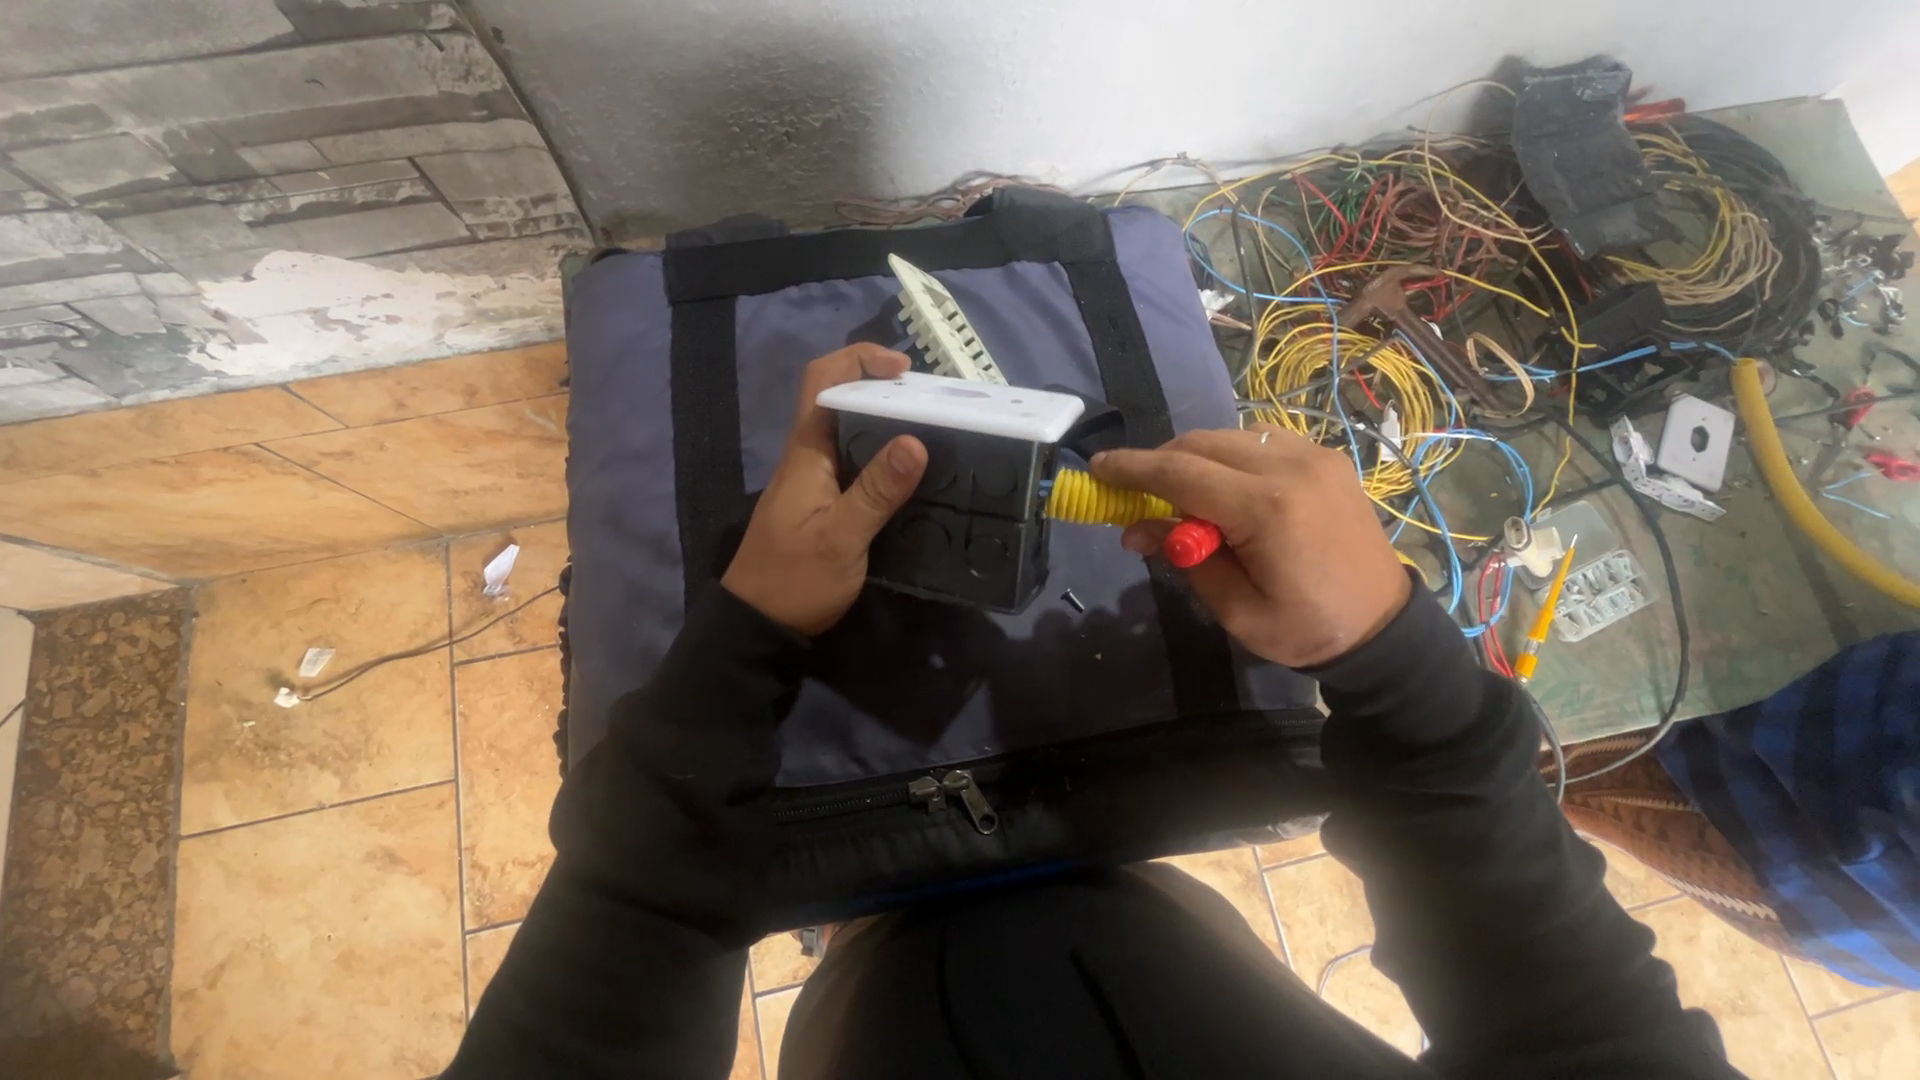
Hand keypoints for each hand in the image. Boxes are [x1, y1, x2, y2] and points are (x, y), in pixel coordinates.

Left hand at [721, 345, 928, 635]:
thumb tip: (915, 440)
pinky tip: (913, 474)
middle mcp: (808, 458)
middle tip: (931, 404)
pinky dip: (883, 457)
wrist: (759, 625)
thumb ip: (877, 491)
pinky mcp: (824, 505)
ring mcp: (814, 482)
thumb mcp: (841, 538)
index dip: (860, 360)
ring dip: (886, 423)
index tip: (904, 370)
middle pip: (839, 402)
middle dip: (882, 390)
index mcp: (806, 453)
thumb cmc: (795, 580)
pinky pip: (855, 464)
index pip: (823, 382)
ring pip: (849, 434)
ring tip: (933, 431)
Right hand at [1091, 424, 1410, 667]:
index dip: (1132, 468)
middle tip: (1136, 495)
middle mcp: (1291, 467)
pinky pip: (1259, 440)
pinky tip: (1222, 486)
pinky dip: (1228, 456)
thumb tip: (1134, 528)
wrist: (1384, 628)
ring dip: (1193, 458)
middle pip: (1200, 443)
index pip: (1180, 472)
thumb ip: (1184, 557)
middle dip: (1159, 463)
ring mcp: (1313, 455)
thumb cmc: (1306, 629)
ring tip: (1179, 496)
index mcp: (1267, 509)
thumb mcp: (1235, 608)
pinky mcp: (1325, 458)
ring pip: (1228, 436)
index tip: (1097, 467)